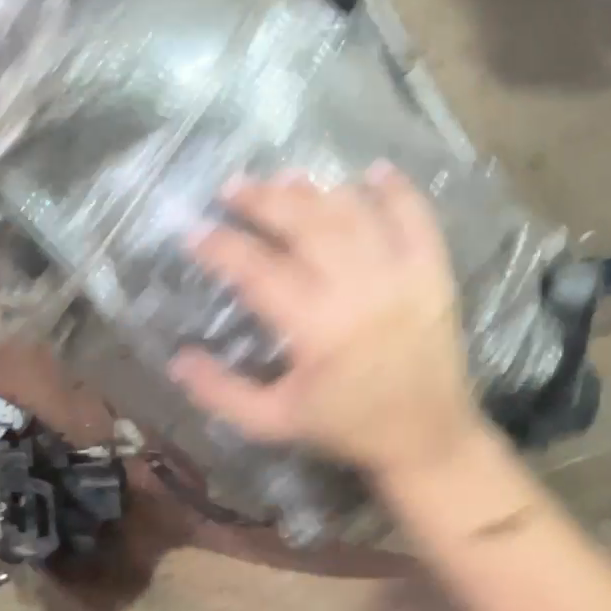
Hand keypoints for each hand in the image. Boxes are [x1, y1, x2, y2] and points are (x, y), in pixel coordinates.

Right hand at [168, 164, 490, 478]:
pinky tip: (370, 171)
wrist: (428, 438)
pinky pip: (418, 220)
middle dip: (265, 201)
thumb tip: (177, 360)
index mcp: (318, 328)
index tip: (194, 232)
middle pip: (308, 227)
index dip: (223, 247)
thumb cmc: (343, 427)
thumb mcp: (270, 422)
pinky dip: (397, 192)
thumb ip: (220, 392)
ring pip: (354, 216)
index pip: (260, 272)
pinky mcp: (434, 275)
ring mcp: (403, 277)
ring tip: (282, 177)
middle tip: (231, 186)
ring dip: (316, 191)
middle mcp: (361, 291)